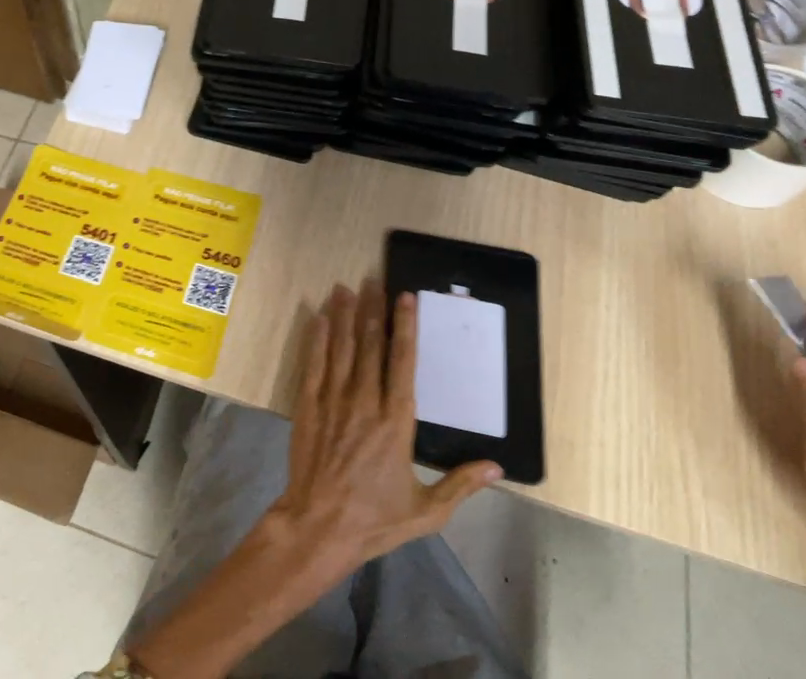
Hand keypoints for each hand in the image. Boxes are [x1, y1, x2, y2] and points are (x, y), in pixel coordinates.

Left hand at [269, 281, 502, 567]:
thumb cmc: (375, 519)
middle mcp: (365, 402)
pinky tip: (318, 318)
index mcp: (396, 421)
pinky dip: (315, 340)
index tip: (405, 299)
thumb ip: (461, 484)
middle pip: (369, 345)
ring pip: (340, 349)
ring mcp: (333, 402)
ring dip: (342, 316)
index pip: (402, 362)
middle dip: (371, 310)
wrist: (319, 526)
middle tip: (373, 280)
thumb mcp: (426, 510)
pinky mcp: (308, 408)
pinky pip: (312, 366)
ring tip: (345, 287)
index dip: (404, 327)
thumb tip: (497, 466)